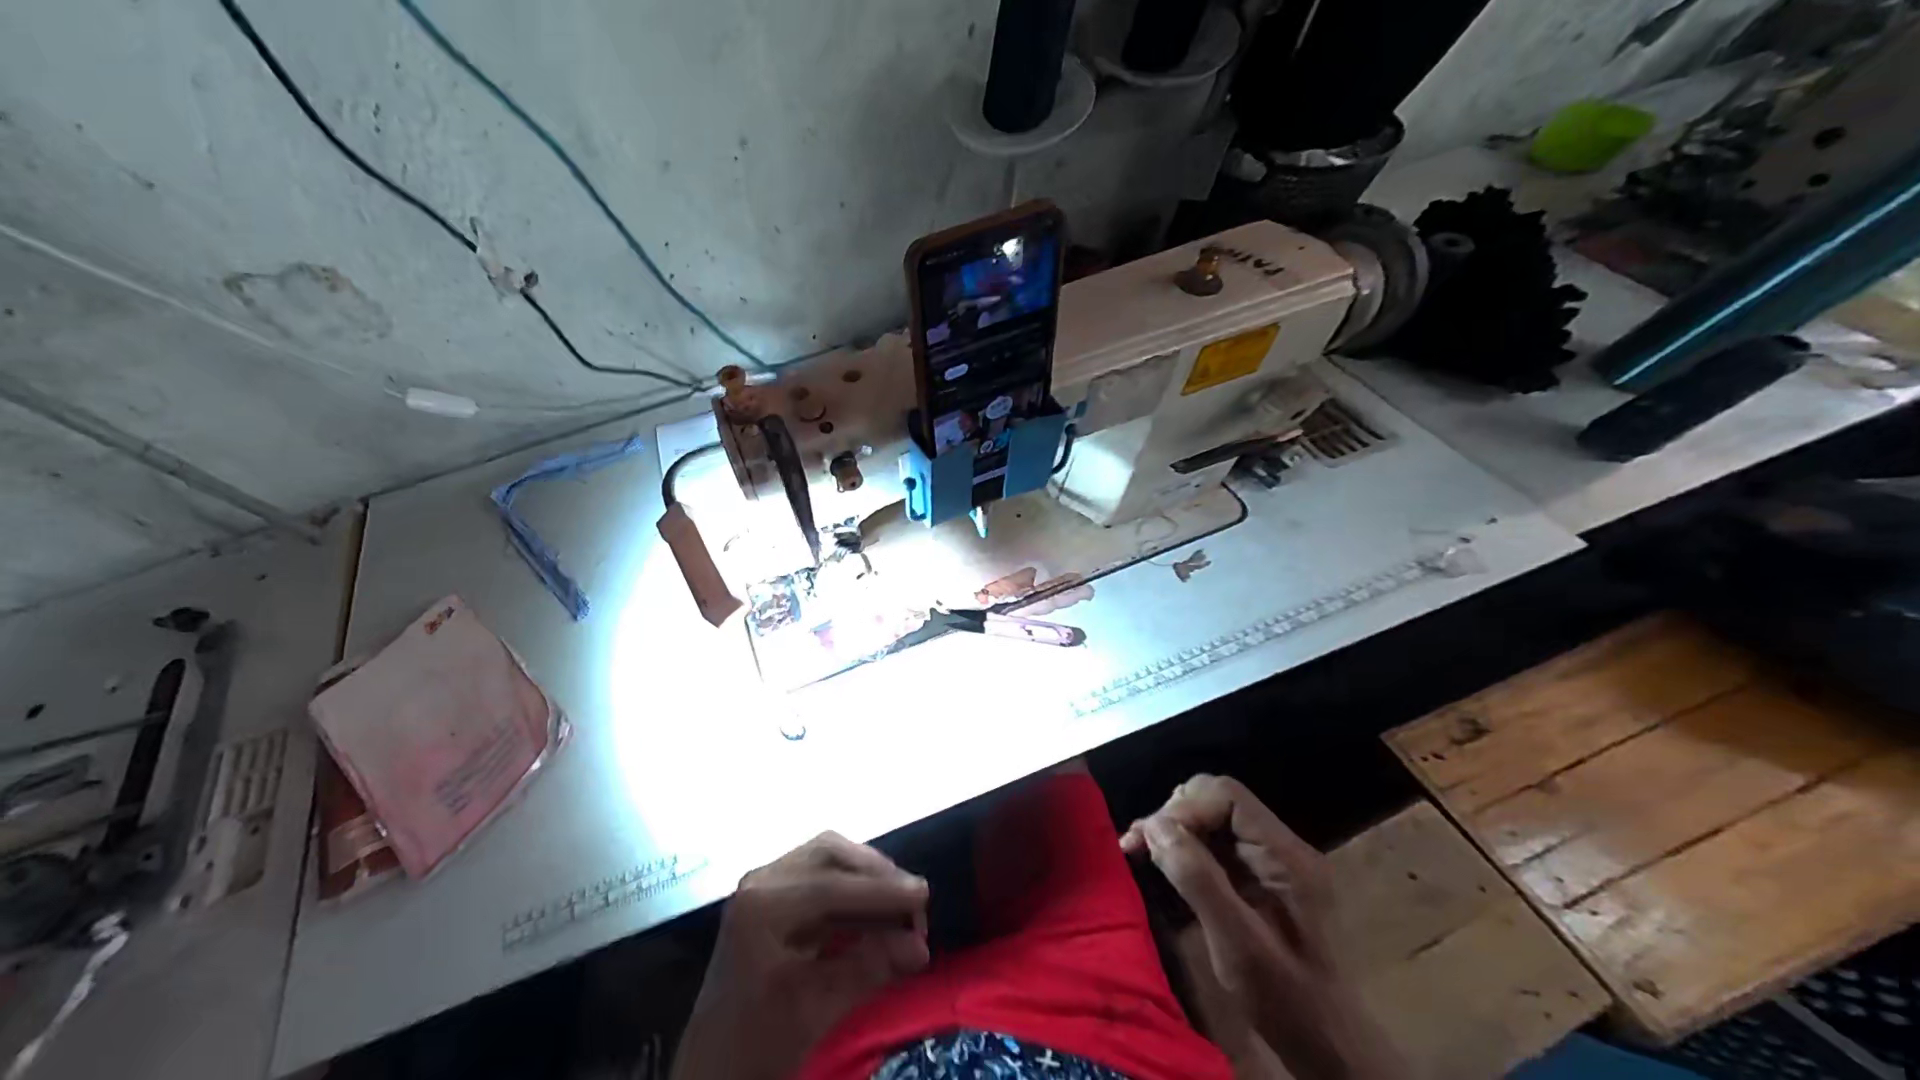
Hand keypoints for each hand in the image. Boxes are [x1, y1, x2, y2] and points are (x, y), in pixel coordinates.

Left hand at [671, 832, 929, 1079]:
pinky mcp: (772, 897)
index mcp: (761, 907)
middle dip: (876, 874)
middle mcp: (760, 882)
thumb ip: (869, 969)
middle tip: (914, 901)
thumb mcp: (816, 1010)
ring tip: (901, 905)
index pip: (832, 885)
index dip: (882, 890)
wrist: (712, 1070)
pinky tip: (875, 911)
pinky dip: (852, 889)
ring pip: (827, 858)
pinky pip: (820, 875)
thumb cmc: (756, 1044)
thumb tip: (921, 947)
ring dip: (866, 877)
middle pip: (830, 854)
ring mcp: (763, 886)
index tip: (924, 896)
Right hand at [1122, 775, 1404, 1079]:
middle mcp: (1282, 847)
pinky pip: (1217, 843)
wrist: (1330, 1046)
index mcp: (1287, 856)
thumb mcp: (1237, 943)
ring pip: (1213, 818)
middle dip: (1174, 815)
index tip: (1152, 840)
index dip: (1184, 808)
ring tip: (1141, 852)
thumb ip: (1197, 879)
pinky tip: (1162, 864)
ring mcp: (1272, 862)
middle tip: (1140, 846)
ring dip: (1175, 829)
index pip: (1228, 796)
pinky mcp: (1261, 878)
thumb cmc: (1287, 999)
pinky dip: (1185, 847)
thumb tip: (1155, 827)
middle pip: (1218, 799)